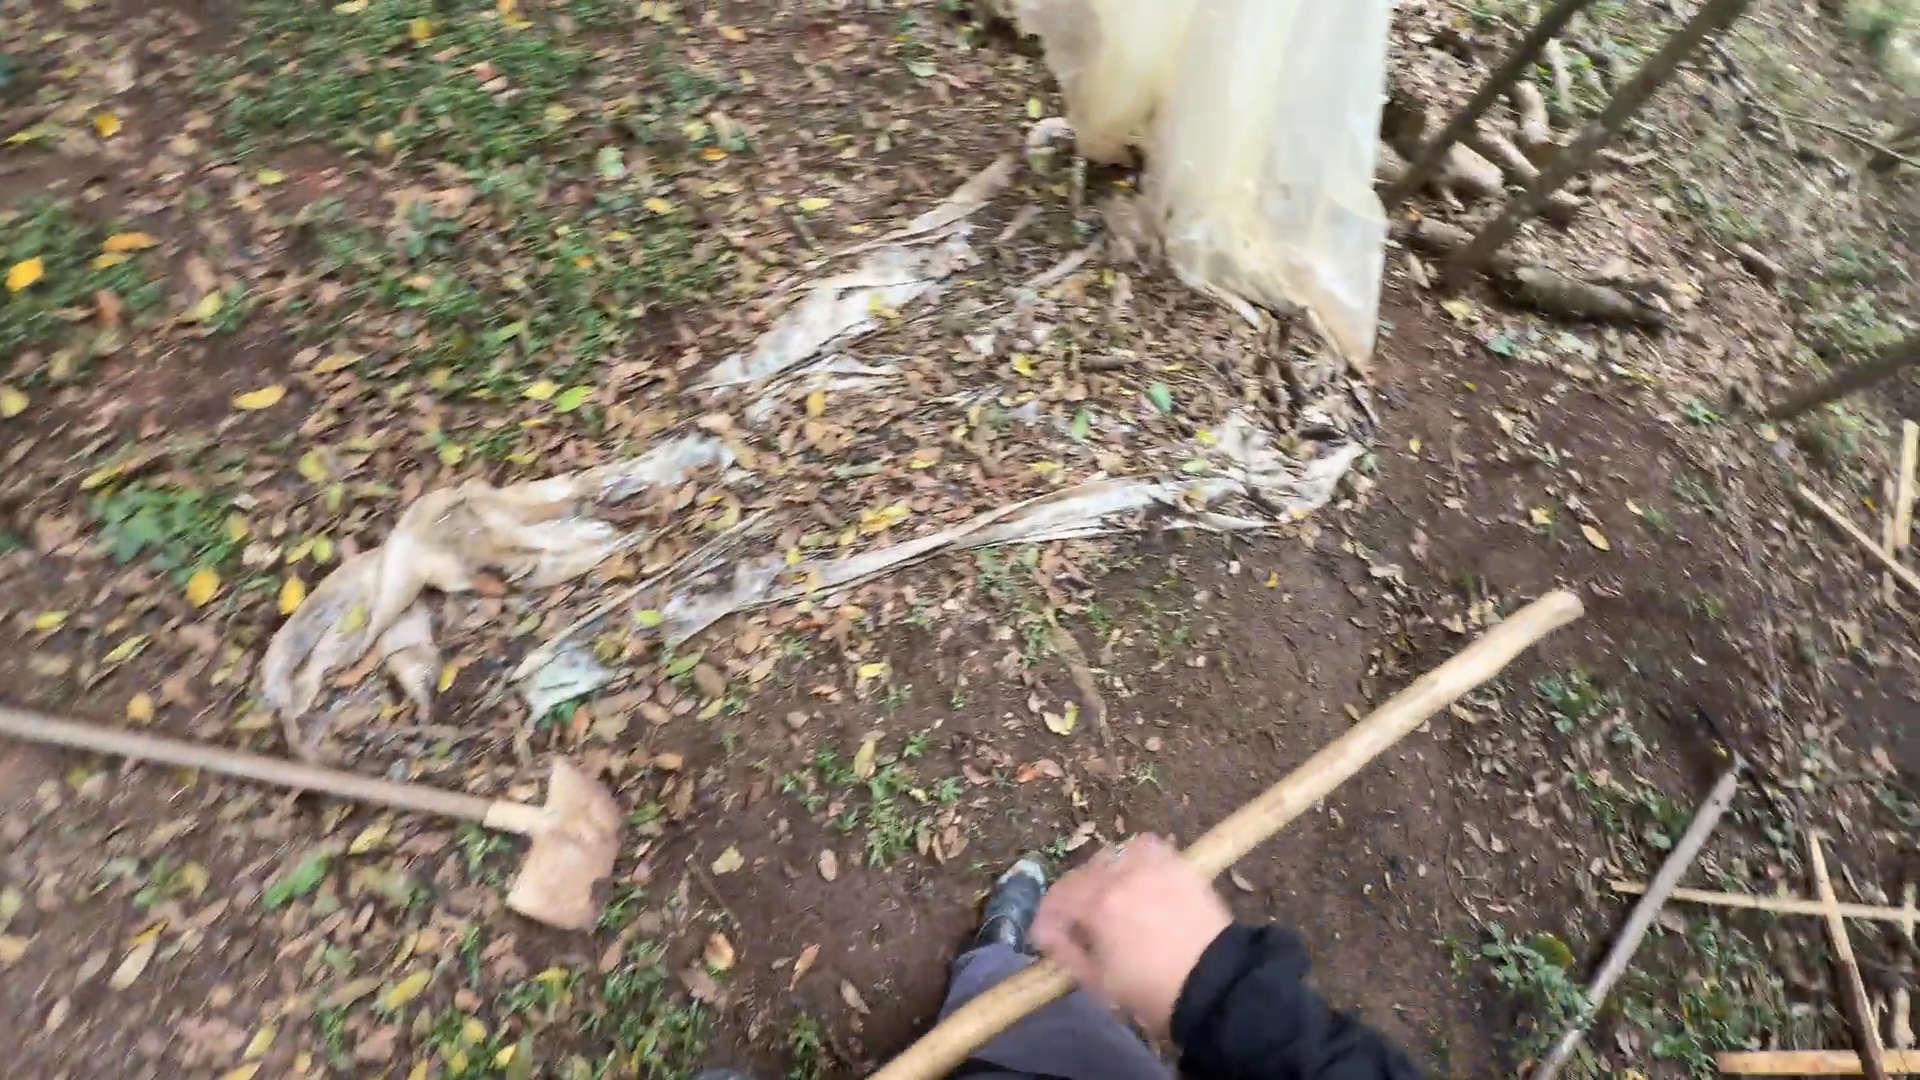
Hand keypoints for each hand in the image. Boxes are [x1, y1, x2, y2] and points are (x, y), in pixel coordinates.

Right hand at [1031, 835, 1232, 1037]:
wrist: (1216, 985)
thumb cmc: (1154, 992)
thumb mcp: (1100, 983)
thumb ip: (1066, 951)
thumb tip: (1044, 931)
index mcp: (1097, 905)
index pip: (1057, 897)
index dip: (1047, 916)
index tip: (1047, 933)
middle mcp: (1117, 875)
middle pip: (1080, 876)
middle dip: (1073, 898)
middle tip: (1081, 922)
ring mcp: (1147, 864)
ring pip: (1109, 857)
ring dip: (1101, 877)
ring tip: (1111, 900)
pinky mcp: (1173, 861)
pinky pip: (1142, 846)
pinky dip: (1132, 857)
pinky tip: (1135, 877)